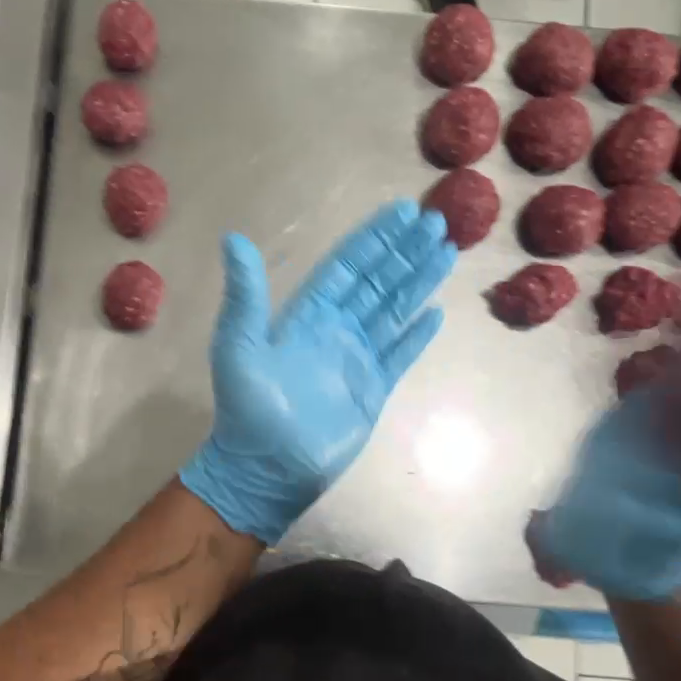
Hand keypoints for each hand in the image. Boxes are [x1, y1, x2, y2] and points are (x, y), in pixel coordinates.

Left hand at [180, 201, 456, 543]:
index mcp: (305, 316)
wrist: (265, 468)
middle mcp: (334, 331)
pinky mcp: (372, 392)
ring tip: (447, 251)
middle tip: (436, 222)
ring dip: (419, 282)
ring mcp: (356, 362)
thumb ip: (244, 295)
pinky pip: (400, 356)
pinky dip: (417, 335)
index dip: (372, 240)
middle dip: (404, 253)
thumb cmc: (247, 407)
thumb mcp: (238, 345)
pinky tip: (436, 312)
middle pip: (377, 283)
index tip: (401, 212)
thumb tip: (233, 238)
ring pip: (394, 312)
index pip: (345, 267)